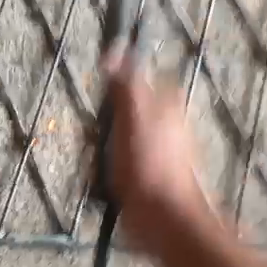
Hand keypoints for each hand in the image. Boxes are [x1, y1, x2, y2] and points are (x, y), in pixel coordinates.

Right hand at [102, 45, 213, 237]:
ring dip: (102, 149)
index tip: (102, 96)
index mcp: (166, 103)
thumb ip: (126, 80)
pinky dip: (107, 170)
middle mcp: (164, 124)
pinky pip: (116, 163)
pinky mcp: (145, 176)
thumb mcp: (133, 112)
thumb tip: (116, 46)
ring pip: (116, 137)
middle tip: (99, 135)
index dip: (116, 84)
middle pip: (122, 108)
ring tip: (101, 163)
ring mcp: (155, 152)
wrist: (163, 220)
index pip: (136, 78)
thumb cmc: (148, 163)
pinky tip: (105, 180)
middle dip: (105, 121)